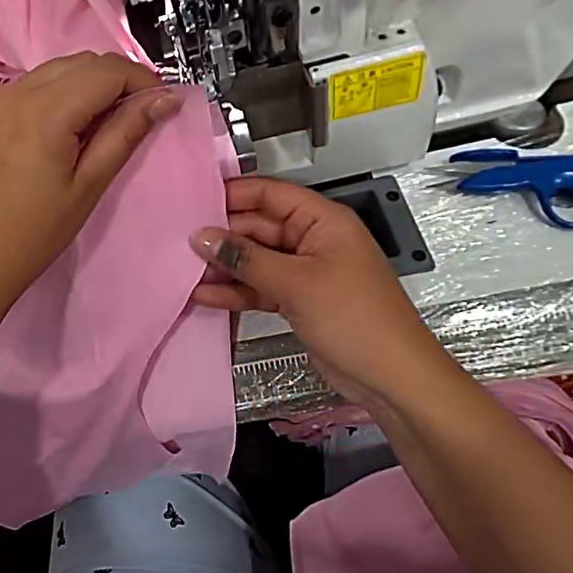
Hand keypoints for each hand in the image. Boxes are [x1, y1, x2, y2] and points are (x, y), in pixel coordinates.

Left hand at [0, 52, 181, 369]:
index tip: (162, 102)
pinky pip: (34, 83)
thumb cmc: (33, 234)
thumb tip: (164, 100)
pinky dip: (61, 91)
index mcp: (43, 113)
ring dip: (90, 83)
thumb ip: (126, 133)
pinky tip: (69, 126)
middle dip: (117, 79)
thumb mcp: (89, 186)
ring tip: (105, 123)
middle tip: (138, 115)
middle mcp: (15, 93)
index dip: (142, 80)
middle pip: (83, 62)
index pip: (106, 71)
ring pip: (58, 68)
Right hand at [189, 178, 456, 412]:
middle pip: (258, 227)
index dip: (233, 195)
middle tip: (181, 243)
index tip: (194, 201)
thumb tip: (203, 237)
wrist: (391, 378)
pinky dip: (237, 291)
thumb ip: (246, 258)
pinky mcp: (298, 300)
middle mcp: (312, 239)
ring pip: (256, 260)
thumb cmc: (356, 318)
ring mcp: (304, 271)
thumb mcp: (296, 283)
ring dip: (225, 267)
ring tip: (185, 270)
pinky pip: (260, 287)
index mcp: (322, 220)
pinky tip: (205, 296)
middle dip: (223, 236)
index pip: (270, 194)